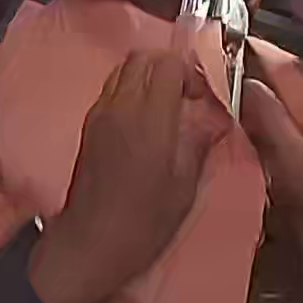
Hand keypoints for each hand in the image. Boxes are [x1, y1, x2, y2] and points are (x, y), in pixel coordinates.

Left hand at [30, 48, 220, 302]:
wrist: (90, 244)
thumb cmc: (144, 221)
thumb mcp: (184, 186)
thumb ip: (199, 143)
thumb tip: (214, 122)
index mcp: (150, 118)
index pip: (168, 64)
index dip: (189, 72)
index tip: (199, 96)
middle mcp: (121, 106)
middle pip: (143, 57)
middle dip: (168, 67)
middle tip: (184, 94)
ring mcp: (100, 112)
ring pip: (124, 68)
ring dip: (147, 75)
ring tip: (164, 105)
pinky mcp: (88, 123)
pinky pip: (111, 88)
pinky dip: (130, 89)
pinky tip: (143, 119)